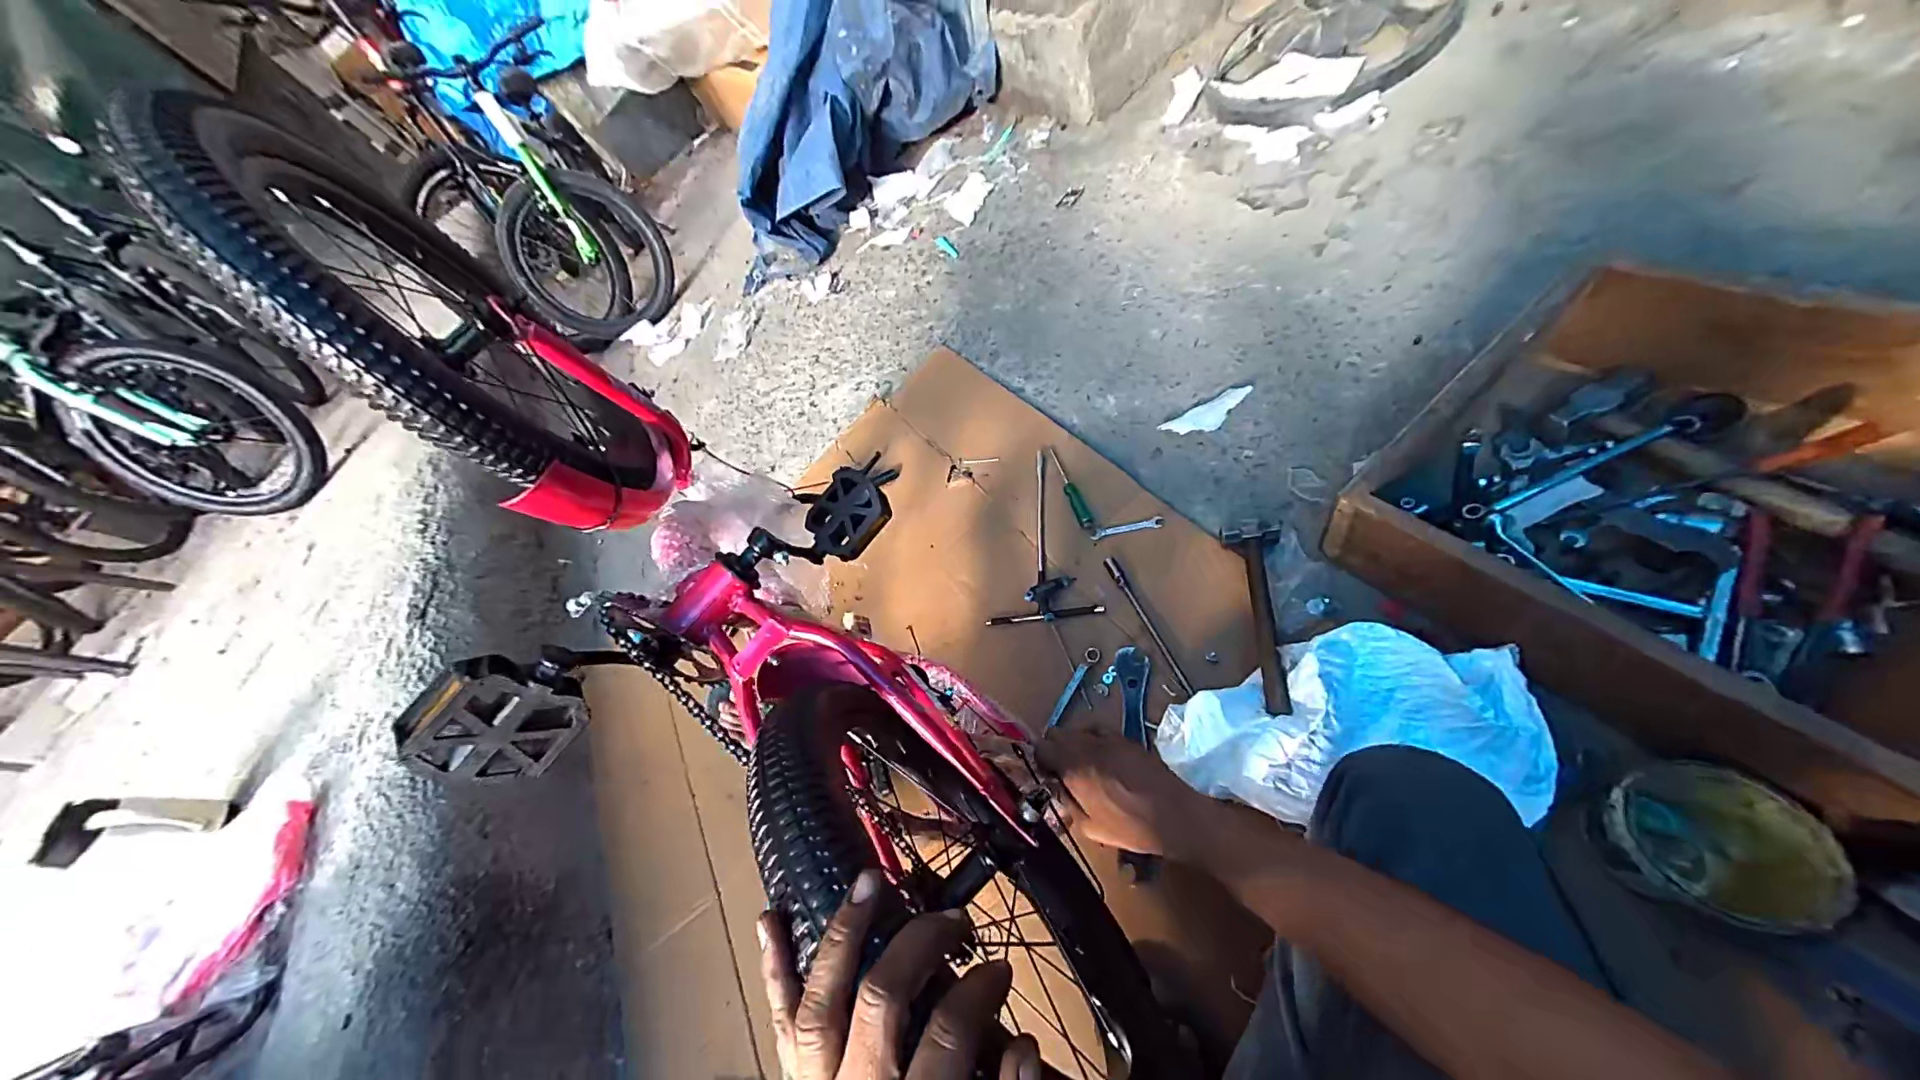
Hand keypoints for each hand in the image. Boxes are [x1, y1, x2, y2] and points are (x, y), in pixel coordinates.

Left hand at [759, 870, 1041, 1079]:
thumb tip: (1024, 1046)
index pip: (946, 1038)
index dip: (977, 994)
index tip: (999, 969)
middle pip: (880, 1001)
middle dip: (918, 945)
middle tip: (953, 920)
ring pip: (819, 1003)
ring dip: (843, 935)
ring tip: (866, 884)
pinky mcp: (792, 1079)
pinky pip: (781, 1023)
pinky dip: (775, 969)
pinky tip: (770, 919)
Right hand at [1034, 729, 1221, 858]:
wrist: (1175, 815)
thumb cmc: (1132, 828)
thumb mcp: (1091, 827)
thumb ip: (1068, 804)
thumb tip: (1057, 790)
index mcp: (1074, 769)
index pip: (1042, 748)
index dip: (1040, 759)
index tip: (1045, 773)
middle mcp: (1087, 747)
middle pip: (1056, 733)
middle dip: (1053, 748)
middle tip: (1060, 768)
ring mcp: (1108, 739)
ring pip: (1076, 728)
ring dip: (1072, 742)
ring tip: (1080, 761)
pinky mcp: (1125, 738)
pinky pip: (1098, 728)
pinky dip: (1092, 736)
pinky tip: (1099, 751)